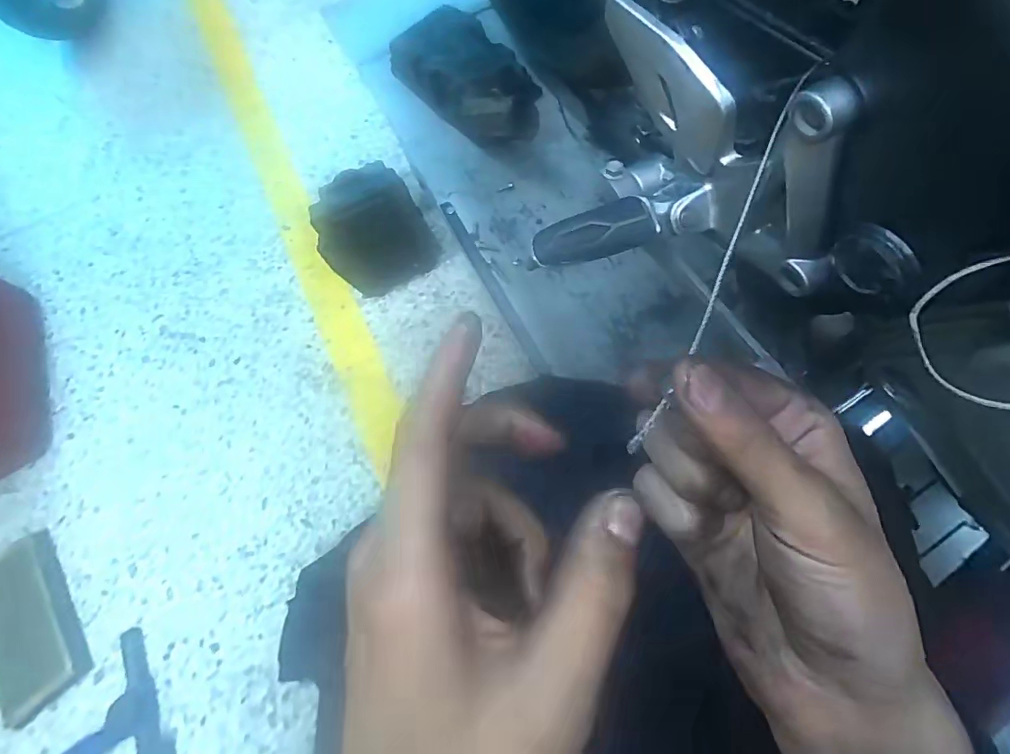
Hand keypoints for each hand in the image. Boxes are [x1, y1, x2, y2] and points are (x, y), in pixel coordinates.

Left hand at [344, 315, 644, 753]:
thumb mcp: (551, 686)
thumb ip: (594, 588)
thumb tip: (624, 499)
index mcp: (407, 562)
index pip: (424, 439)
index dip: (447, 373)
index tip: (469, 322)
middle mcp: (385, 550)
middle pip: (450, 462)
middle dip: (508, 448)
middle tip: (561, 451)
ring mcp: (387, 574)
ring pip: (462, 505)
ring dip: (514, 531)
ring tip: (543, 607)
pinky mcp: (398, 595)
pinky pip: (455, 541)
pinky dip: (497, 557)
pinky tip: (519, 616)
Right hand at [630, 360, 971, 753]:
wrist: (834, 692)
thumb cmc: (843, 588)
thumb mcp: (806, 508)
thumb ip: (743, 438)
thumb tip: (683, 369)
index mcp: (791, 421)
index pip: (722, 375)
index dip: (683, 381)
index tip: (641, 388)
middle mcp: (748, 440)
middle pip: (680, 407)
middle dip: (687, 445)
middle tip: (718, 488)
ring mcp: (713, 480)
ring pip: (658, 444)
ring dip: (678, 481)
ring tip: (717, 519)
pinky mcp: (686, 517)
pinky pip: (649, 488)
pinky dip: (668, 513)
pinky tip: (700, 540)